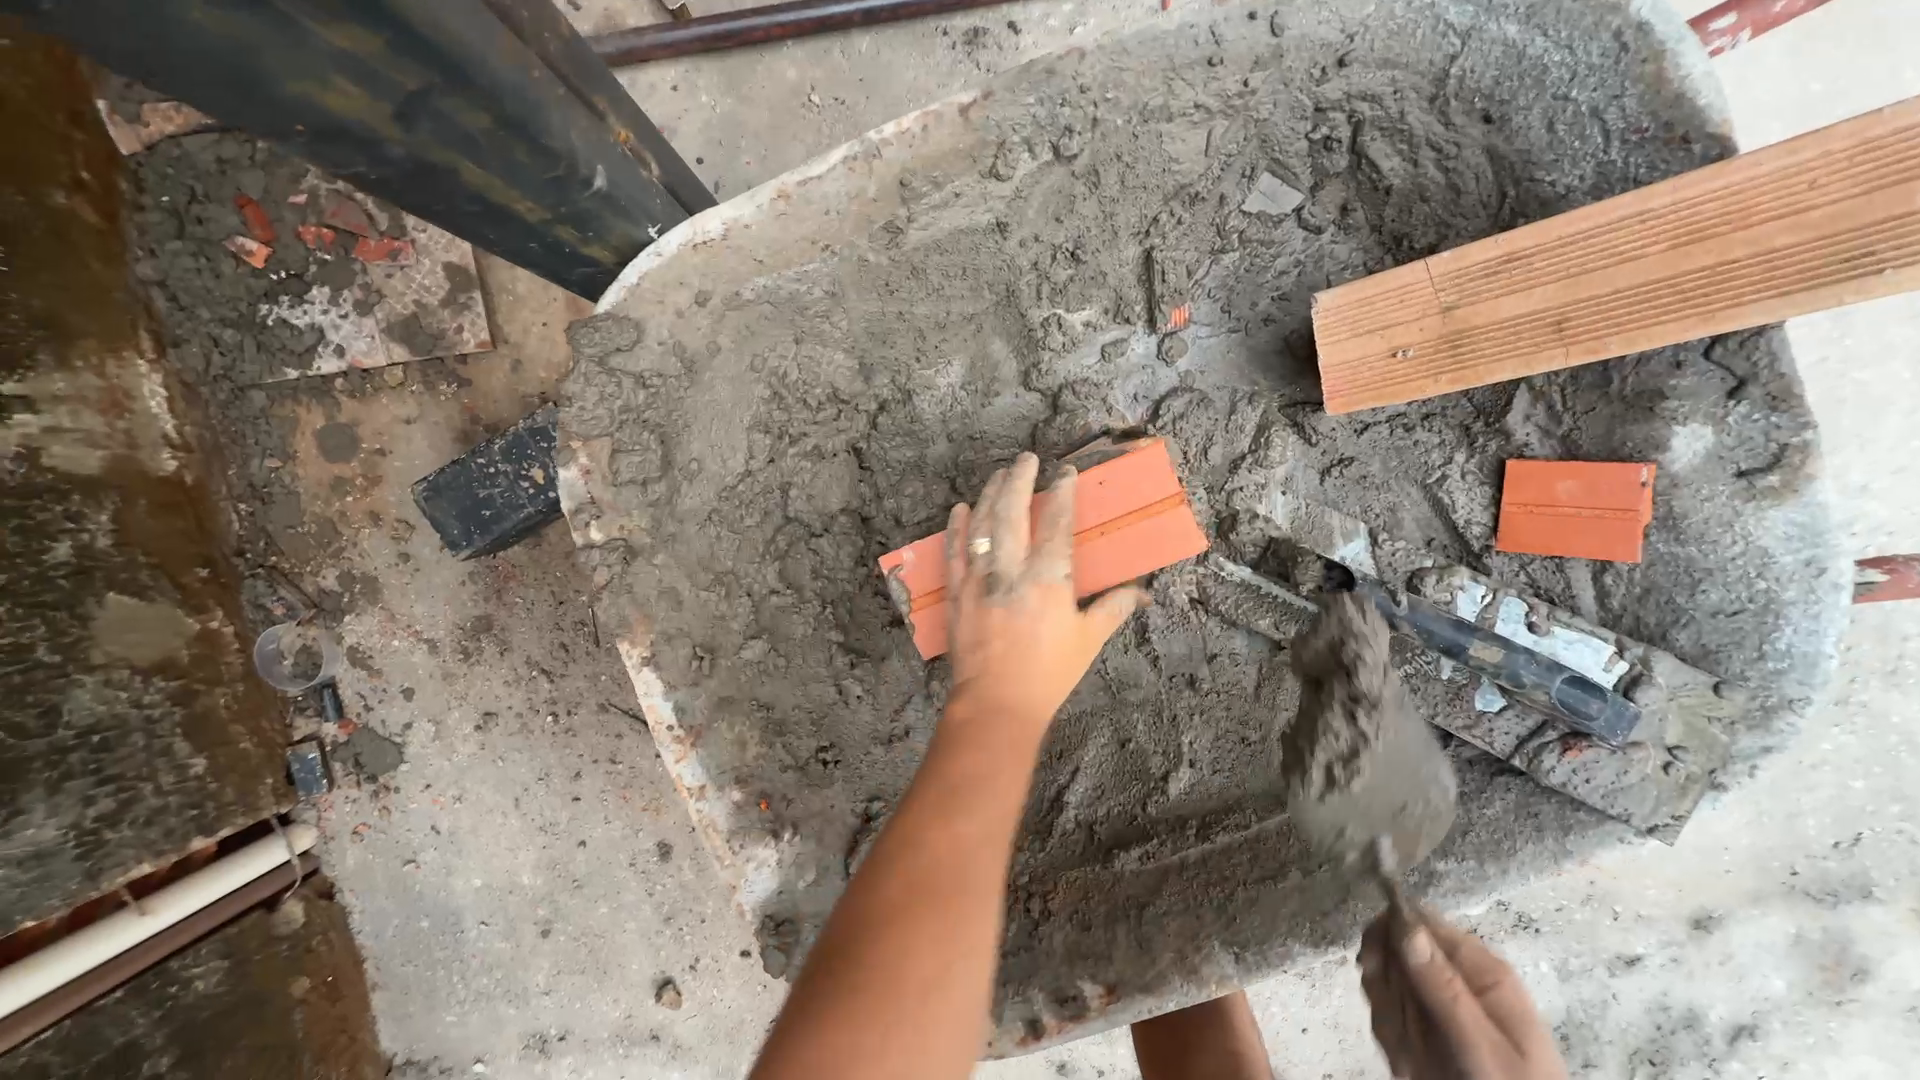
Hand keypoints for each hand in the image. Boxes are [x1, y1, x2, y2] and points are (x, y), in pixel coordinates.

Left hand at [942, 452, 1147, 744]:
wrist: (998, 704)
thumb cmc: (1049, 674)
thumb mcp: (1088, 640)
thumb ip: (1114, 608)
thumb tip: (1143, 594)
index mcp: (1048, 580)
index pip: (1056, 523)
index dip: (1062, 493)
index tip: (1065, 473)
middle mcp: (1011, 571)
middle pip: (1012, 512)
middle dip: (1019, 479)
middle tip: (1026, 459)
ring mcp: (979, 581)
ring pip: (981, 525)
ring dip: (989, 495)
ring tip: (998, 475)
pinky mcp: (957, 595)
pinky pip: (954, 553)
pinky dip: (956, 527)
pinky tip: (959, 508)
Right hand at [1357, 908, 1566, 1079]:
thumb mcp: (1483, 1046)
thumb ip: (1444, 987)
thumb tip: (1405, 924)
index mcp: (1481, 969)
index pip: (1419, 920)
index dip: (1386, 935)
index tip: (1372, 967)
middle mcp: (1459, 977)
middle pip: (1394, 951)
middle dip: (1386, 989)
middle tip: (1399, 1028)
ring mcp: (1442, 1002)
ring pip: (1386, 986)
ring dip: (1390, 1021)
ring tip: (1415, 1060)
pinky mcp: (1429, 1026)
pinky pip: (1390, 1015)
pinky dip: (1394, 1041)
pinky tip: (1414, 1066)